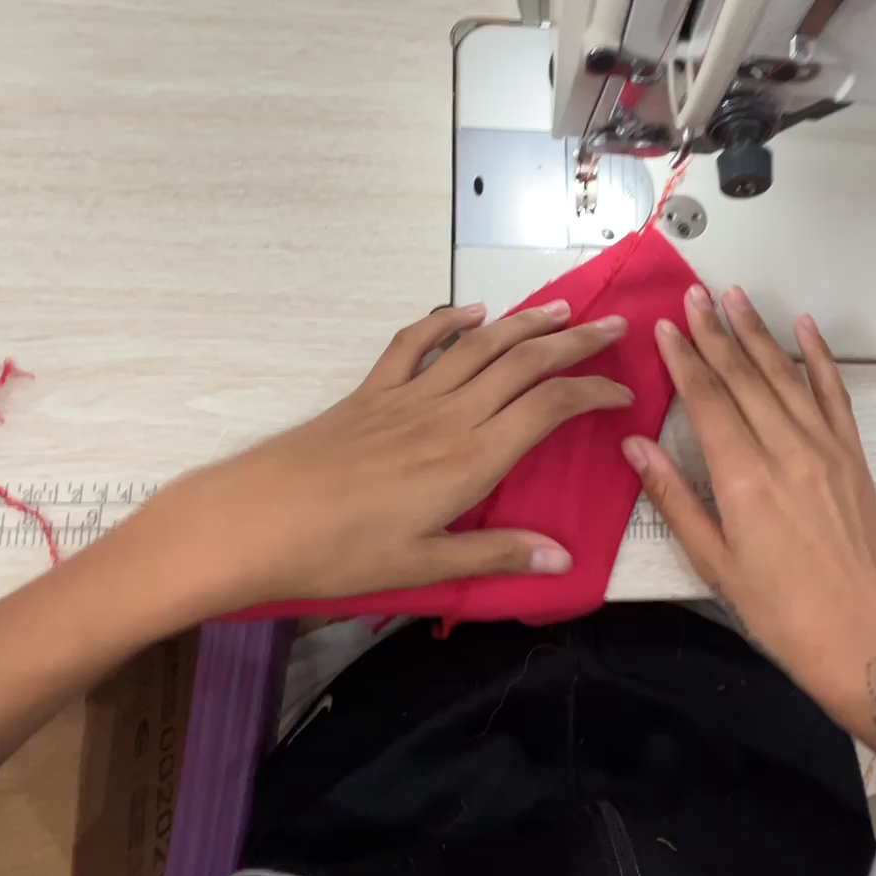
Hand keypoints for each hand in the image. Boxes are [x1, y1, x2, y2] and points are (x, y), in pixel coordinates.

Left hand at [129, 300, 630, 616]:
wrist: (252, 521)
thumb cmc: (340, 552)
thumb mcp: (424, 566)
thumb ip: (496, 556)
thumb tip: (564, 556)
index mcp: (469, 459)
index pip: (548, 408)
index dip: (592, 392)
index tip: (623, 392)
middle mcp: (447, 416)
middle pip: (523, 362)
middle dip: (575, 342)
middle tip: (614, 326)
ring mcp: (407, 397)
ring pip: (479, 346)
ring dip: (524, 323)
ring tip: (561, 309)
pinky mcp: (371, 392)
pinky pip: (415, 345)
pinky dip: (445, 322)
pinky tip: (469, 311)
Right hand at [621, 284, 875, 720]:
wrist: (860, 637)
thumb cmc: (776, 608)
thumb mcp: (711, 561)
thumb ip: (672, 497)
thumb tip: (633, 444)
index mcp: (744, 478)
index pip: (707, 399)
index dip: (683, 358)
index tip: (666, 325)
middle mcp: (786, 450)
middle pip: (744, 377)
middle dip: (716, 331)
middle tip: (695, 295)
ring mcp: (826, 448)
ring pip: (785, 376)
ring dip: (759, 333)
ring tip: (736, 297)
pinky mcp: (853, 456)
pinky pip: (834, 394)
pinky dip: (820, 357)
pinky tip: (805, 328)